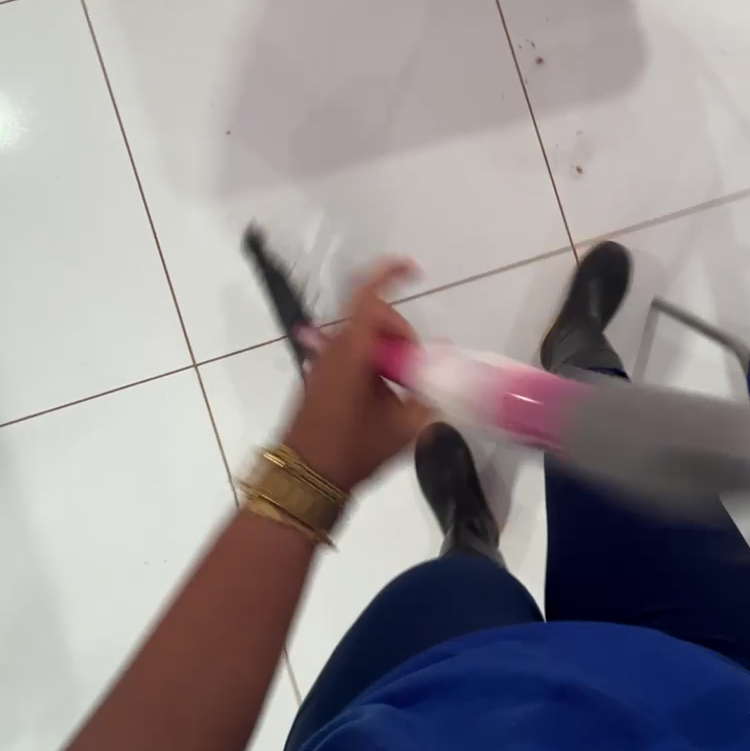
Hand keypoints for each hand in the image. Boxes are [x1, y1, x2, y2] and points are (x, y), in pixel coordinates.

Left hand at [281, 259, 428, 493]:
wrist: (304, 480)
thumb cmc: (354, 450)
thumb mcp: (404, 426)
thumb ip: (429, 389)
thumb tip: (445, 358)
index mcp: (354, 351)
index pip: (369, 296)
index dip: (390, 274)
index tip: (415, 270)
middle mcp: (336, 348)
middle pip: (374, 317)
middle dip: (402, 332)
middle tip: (418, 366)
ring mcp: (325, 362)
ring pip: (363, 336)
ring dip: (388, 348)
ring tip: (405, 383)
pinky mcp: (321, 377)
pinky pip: (353, 353)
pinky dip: (374, 360)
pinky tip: (387, 390)